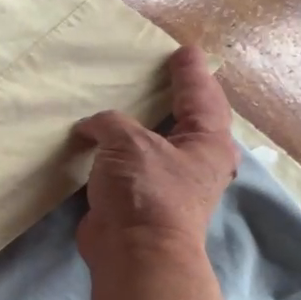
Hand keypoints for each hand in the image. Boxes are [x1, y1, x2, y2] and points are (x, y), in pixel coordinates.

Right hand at [74, 45, 237, 264]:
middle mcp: (196, 161)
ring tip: (124, 111)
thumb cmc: (144, 190)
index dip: (190, 74)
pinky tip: (98, 146)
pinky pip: (129, 163)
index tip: (185, 51)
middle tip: (161, 78)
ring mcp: (170, 181)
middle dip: (176, 101)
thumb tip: (92, 126)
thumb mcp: (128, 143)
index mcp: (207, 143)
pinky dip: (116, 151)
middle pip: (187, 121)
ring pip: (157, 144)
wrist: (135, 248)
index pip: (201, 98)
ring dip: (141, 128)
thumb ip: (110, 123)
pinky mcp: (141, 198)